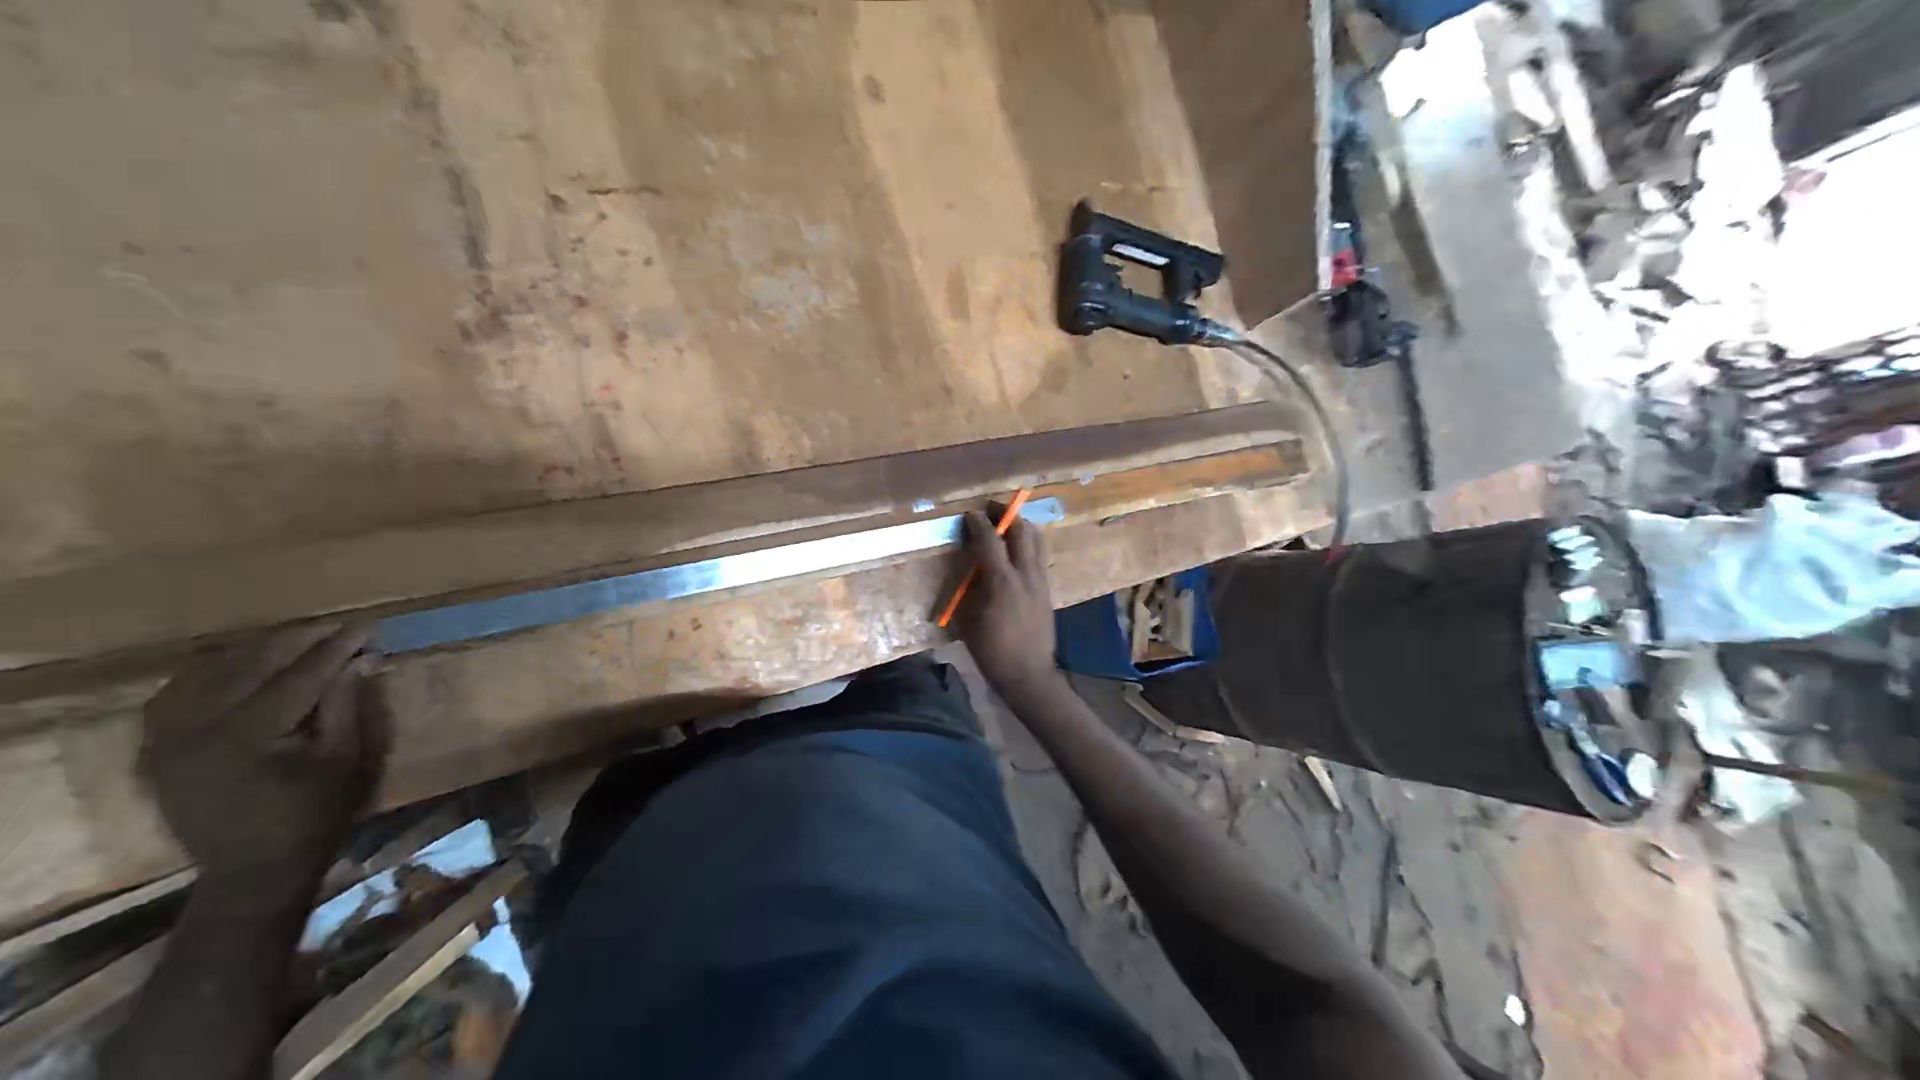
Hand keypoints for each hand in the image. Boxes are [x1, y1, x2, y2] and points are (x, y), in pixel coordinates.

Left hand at [140, 622, 389, 881]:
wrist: (253, 872)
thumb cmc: (314, 816)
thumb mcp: (345, 759)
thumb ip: (348, 704)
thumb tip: (362, 658)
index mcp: (246, 735)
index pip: (299, 674)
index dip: (336, 646)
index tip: (367, 624)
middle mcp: (195, 729)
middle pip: (251, 665)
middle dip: (300, 641)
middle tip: (339, 627)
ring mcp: (167, 739)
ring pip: (212, 673)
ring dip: (259, 652)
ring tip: (299, 640)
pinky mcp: (158, 749)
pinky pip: (180, 695)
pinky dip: (215, 673)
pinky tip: (242, 666)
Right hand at [958, 511, 1061, 696]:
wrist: (1029, 675)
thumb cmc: (993, 652)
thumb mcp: (970, 621)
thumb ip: (971, 591)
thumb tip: (971, 572)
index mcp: (1002, 582)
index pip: (990, 541)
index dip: (978, 524)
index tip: (969, 514)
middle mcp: (1025, 575)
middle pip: (1021, 531)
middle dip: (1006, 514)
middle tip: (991, 509)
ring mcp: (1040, 582)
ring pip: (1036, 541)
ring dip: (1021, 526)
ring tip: (1008, 523)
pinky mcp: (1047, 591)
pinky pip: (1039, 558)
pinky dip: (1028, 545)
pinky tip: (1017, 551)